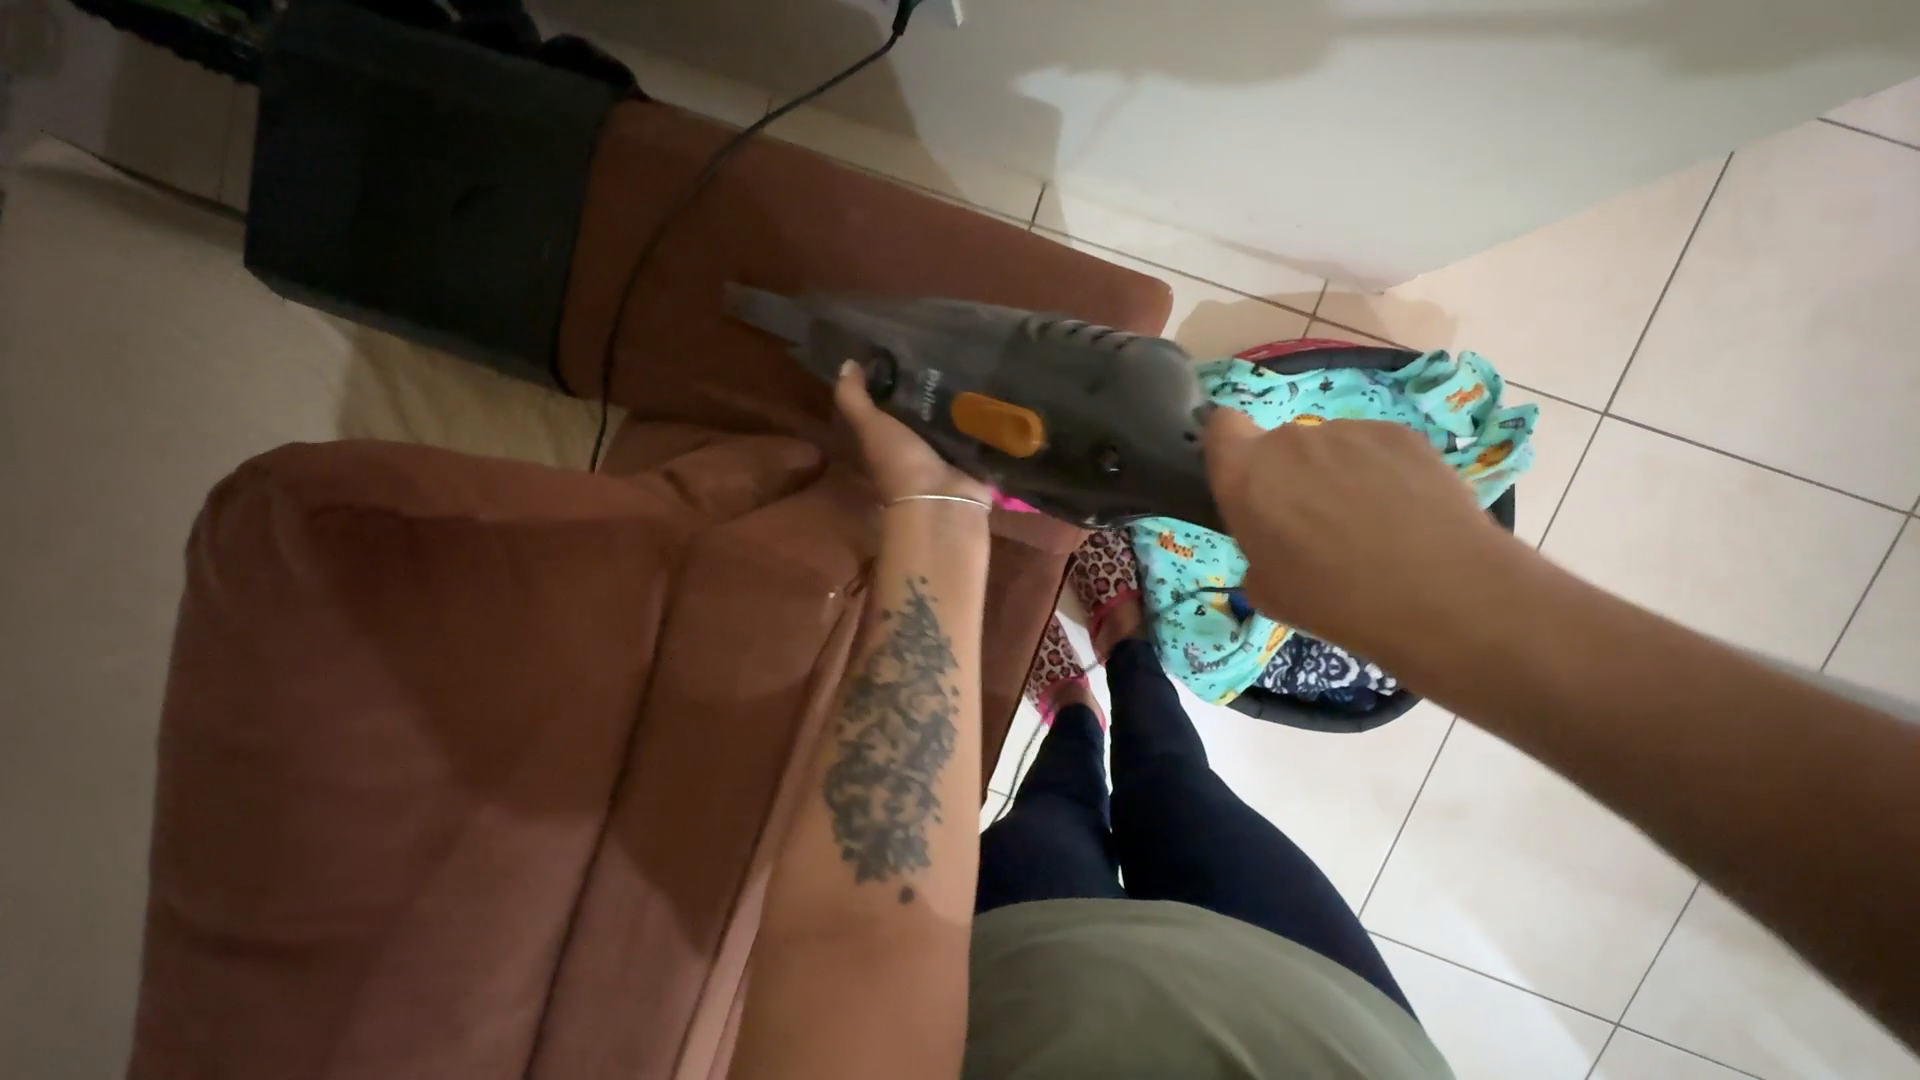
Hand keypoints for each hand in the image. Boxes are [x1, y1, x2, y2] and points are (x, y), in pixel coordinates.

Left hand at [835, 362, 992, 503]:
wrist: (940, 500)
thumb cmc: (900, 462)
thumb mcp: (869, 426)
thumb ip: (853, 398)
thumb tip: (847, 363)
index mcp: (886, 439)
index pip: (887, 404)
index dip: (892, 379)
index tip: (906, 348)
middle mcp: (914, 446)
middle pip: (922, 411)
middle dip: (932, 386)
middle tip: (947, 349)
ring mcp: (945, 454)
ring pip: (951, 419)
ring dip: (960, 400)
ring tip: (973, 361)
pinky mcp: (972, 458)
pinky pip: (978, 432)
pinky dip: (984, 417)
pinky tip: (991, 390)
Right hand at [1202, 409, 1528, 659]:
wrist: (1438, 594)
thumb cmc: (1333, 601)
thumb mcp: (1268, 593)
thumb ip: (1257, 551)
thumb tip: (1276, 545)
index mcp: (1244, 476)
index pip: (1220, 427)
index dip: (1231, 450)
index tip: (1247, 482)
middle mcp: (1289, 441)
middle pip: (1279, 446)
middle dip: (1291, 476)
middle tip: (1317, 525)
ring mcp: (1347, 431)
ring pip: (1330, 447)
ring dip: (1338, 475)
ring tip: (1372, 524)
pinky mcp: (1400, 433)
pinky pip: (1374, 448)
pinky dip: (1382, 472)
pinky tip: (1406, 512)